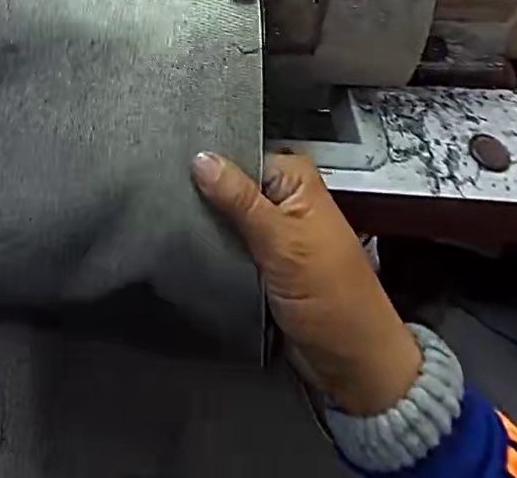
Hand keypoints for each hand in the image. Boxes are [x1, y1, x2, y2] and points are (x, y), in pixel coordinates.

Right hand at [192, 151, 421, 414]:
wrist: (350, 361)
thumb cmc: (333, 295)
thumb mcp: (282, 241)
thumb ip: (241, 199)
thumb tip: (203, 160)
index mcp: (296, 179)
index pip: (243, 155)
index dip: (211, 162)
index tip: (175, 166)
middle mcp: (284, 201)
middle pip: (231, 186)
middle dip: (205, 196)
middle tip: (167, 200)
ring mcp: (272, 234)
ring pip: (226, 219)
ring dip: (205, 227)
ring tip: (171, 225)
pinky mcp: (261, 264)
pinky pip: (228, 248)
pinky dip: (211, 251)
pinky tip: (188, 250)